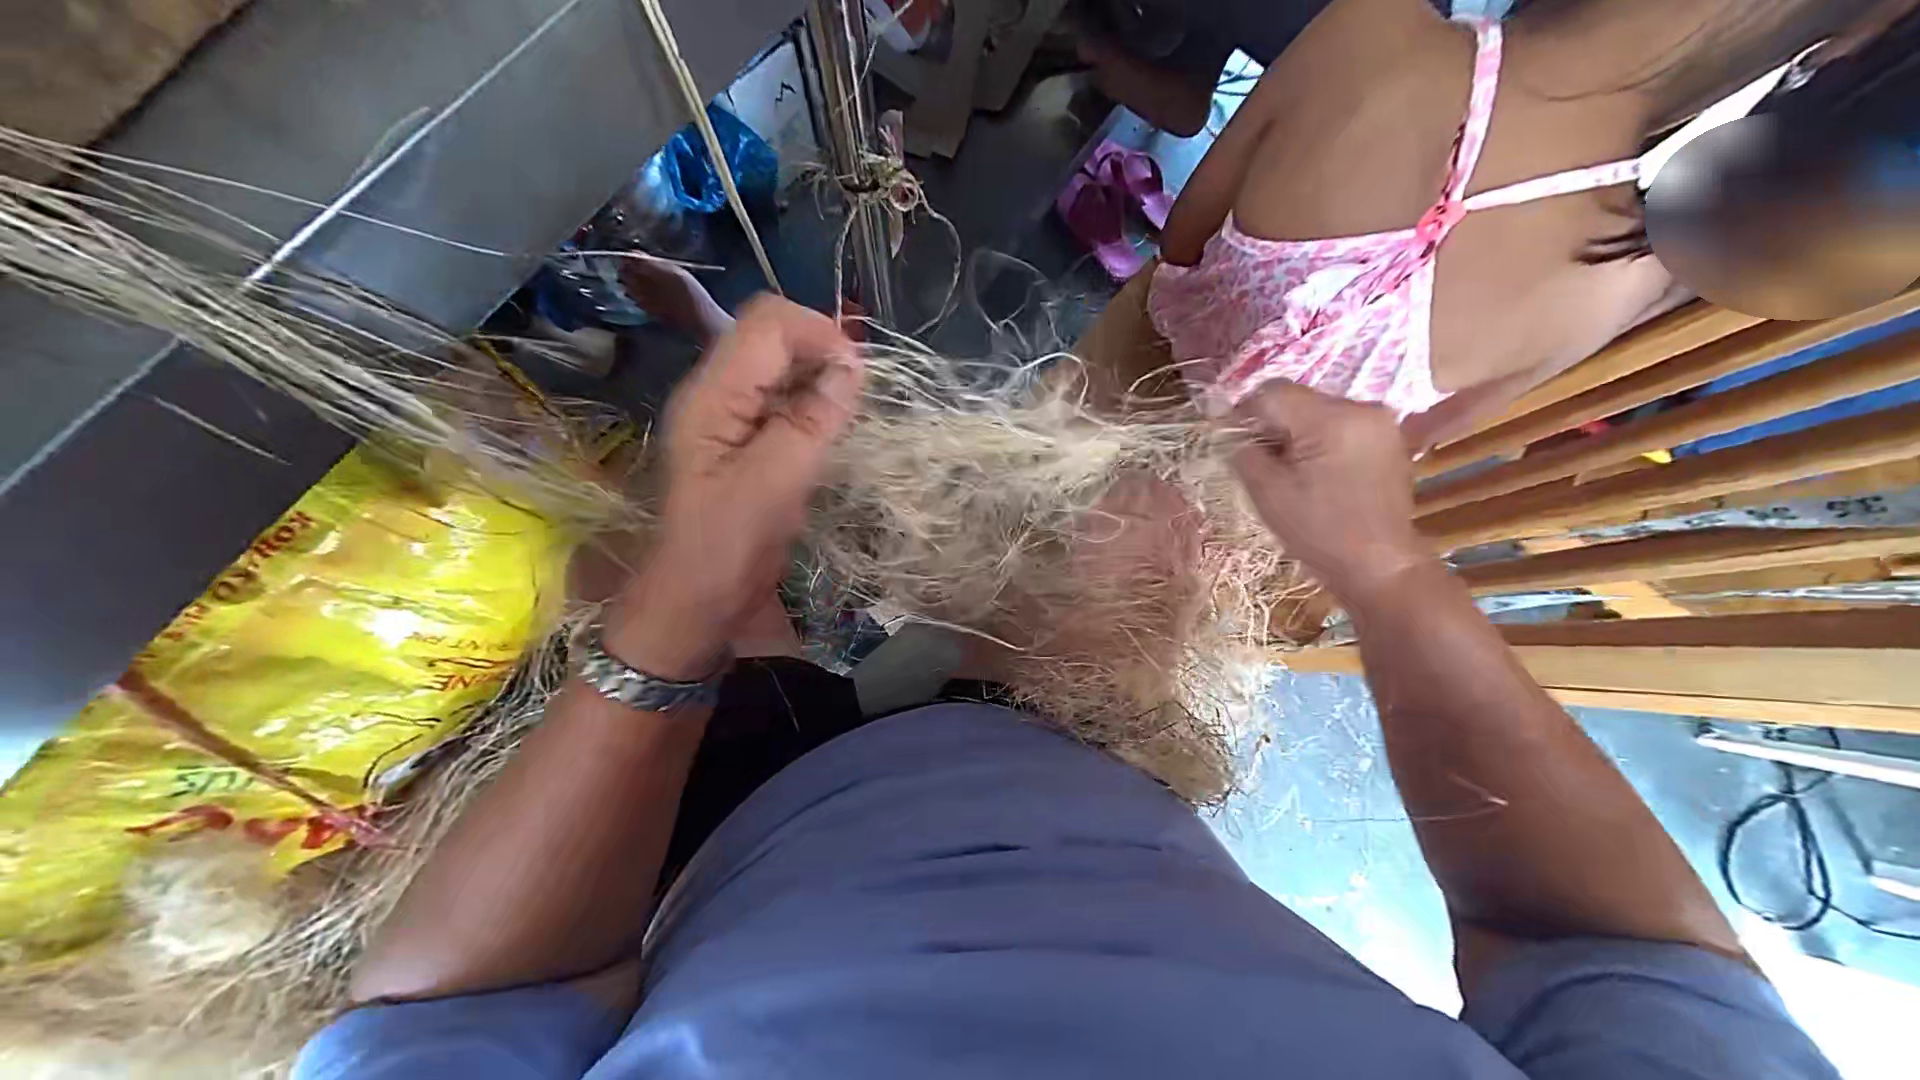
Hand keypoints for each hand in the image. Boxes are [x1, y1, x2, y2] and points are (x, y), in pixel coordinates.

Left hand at [607, 297, 862, 678]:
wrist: (695, 600)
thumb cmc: (728, 547)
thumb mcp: (774, 484)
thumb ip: (811, 421)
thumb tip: (851, 368)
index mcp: (713, 394)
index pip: (768, 323)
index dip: (819, 333)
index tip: (858, 376)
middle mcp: (716, 392)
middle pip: (773, 336)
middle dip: (822, 352)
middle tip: (859, 395)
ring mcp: (728, 414)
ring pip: (781, 366)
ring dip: (821, 378)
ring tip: (850, 412)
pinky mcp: (742, 438)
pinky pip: (783, 398)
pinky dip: (813, 403)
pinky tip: (832, 430)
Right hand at [1226, 380, 1429, 607]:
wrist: (1379, 565)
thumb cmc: (1318, 531)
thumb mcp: (1267, 492)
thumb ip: (1242, 451)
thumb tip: (1227, 431)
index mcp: (1332, 419)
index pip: (1272, 392)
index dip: (1244, 414)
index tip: (1234, 444)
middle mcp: (1361, 408)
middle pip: (1297, 399)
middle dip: (1271, 425)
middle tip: (1260, 462)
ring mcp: (1380, 421)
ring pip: (1316, 411)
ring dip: (1294, 432)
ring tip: (1288, 470)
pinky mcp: (1387, 437)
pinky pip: (1339, 424)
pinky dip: (1319, 440)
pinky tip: (1314, 472)